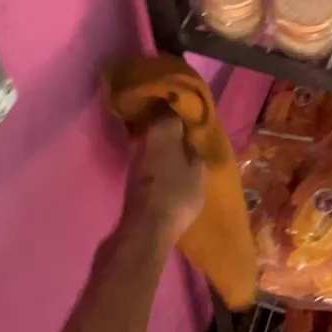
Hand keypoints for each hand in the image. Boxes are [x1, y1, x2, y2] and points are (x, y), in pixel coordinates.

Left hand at [119, 116, 204, 248]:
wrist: (147, 226)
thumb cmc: (178, 194)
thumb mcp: (199, 171)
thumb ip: (195, 148)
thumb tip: (191, 136)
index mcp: (162, 129)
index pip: (172, 106)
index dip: (184, 105)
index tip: (195, 107)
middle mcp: (145, 136)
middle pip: (159, 119)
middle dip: (173, 119)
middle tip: (190, 122)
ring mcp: (135, 154)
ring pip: (153, 136)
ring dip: (166, 136)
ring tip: (182, 139)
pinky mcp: (133, 171)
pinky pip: (149, 151)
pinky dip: (159, 151)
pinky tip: (170, 157)